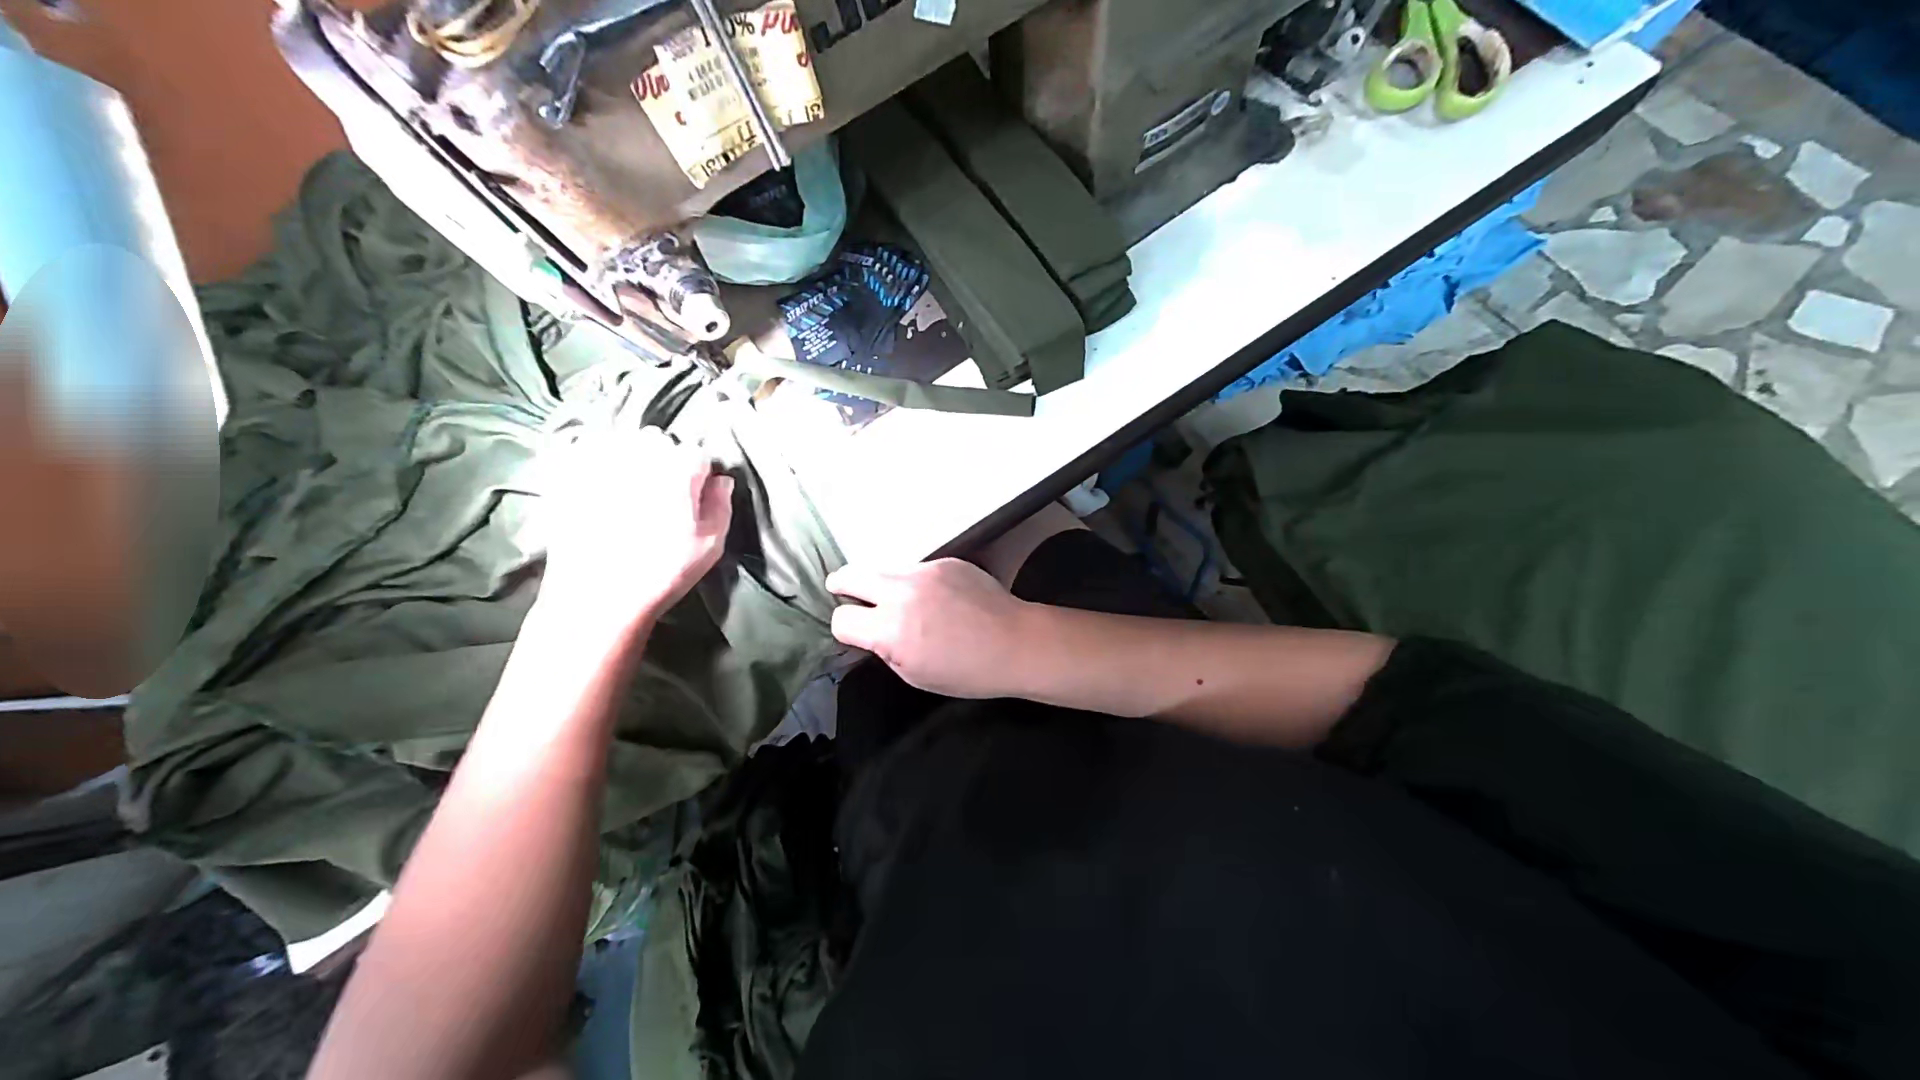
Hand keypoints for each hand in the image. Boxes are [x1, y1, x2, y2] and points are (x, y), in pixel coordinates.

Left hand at [539, 426, 732, 630]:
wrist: (596, 596)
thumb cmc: (659, 573)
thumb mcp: (710, 545)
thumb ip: (721, 504)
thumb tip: (720, 482)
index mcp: (681, 464)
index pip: (698, 456)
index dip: (696, 480)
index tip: (690, 502)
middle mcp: (641, 449)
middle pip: (659, 443)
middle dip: (661, 464)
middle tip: (657, 501)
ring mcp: (600, 455)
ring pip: (623, 443)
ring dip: (627, 461)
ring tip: (624, 497)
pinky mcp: (566, 468)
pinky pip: (585, 450)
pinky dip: (591, 461)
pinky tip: (595, 490)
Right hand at [827, 559, 1036, 698]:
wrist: (1016, 643)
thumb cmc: (968, 671)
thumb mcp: (915, 674)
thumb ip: (885, 649)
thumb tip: (870, 634)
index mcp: (890, 630)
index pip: (842, 619)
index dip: (845, 628)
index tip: (852, 631)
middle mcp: (901, 594)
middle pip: (850, 576)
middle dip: (842, 585)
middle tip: (840, 590)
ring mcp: (924, 572)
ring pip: (884, 568)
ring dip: (881, 582)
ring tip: (895, 598)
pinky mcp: (945, 562)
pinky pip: (916, 568)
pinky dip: (915, 581)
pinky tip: (936, 598)